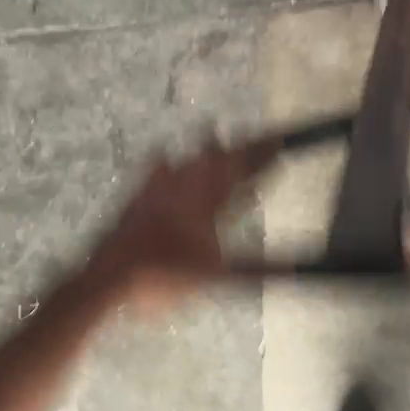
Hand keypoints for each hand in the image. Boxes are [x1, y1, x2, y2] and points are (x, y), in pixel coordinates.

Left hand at [83, 136, 279, 312]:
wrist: (110, 276)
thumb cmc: (165, 276)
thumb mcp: (218, 277)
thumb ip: (260, 271)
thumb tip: (299, 268)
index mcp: (212, 202)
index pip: (247, 172)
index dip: (266, 157)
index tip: (282, 142)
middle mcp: (189, 187)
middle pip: (223, 158)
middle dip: (245, 145)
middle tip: (260, 133)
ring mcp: (161, 188)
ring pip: (191, 159)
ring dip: (208, 147)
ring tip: (217, 133)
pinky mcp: (138, 196)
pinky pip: (152, 170)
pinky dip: (162, 162)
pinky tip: (162, 155)